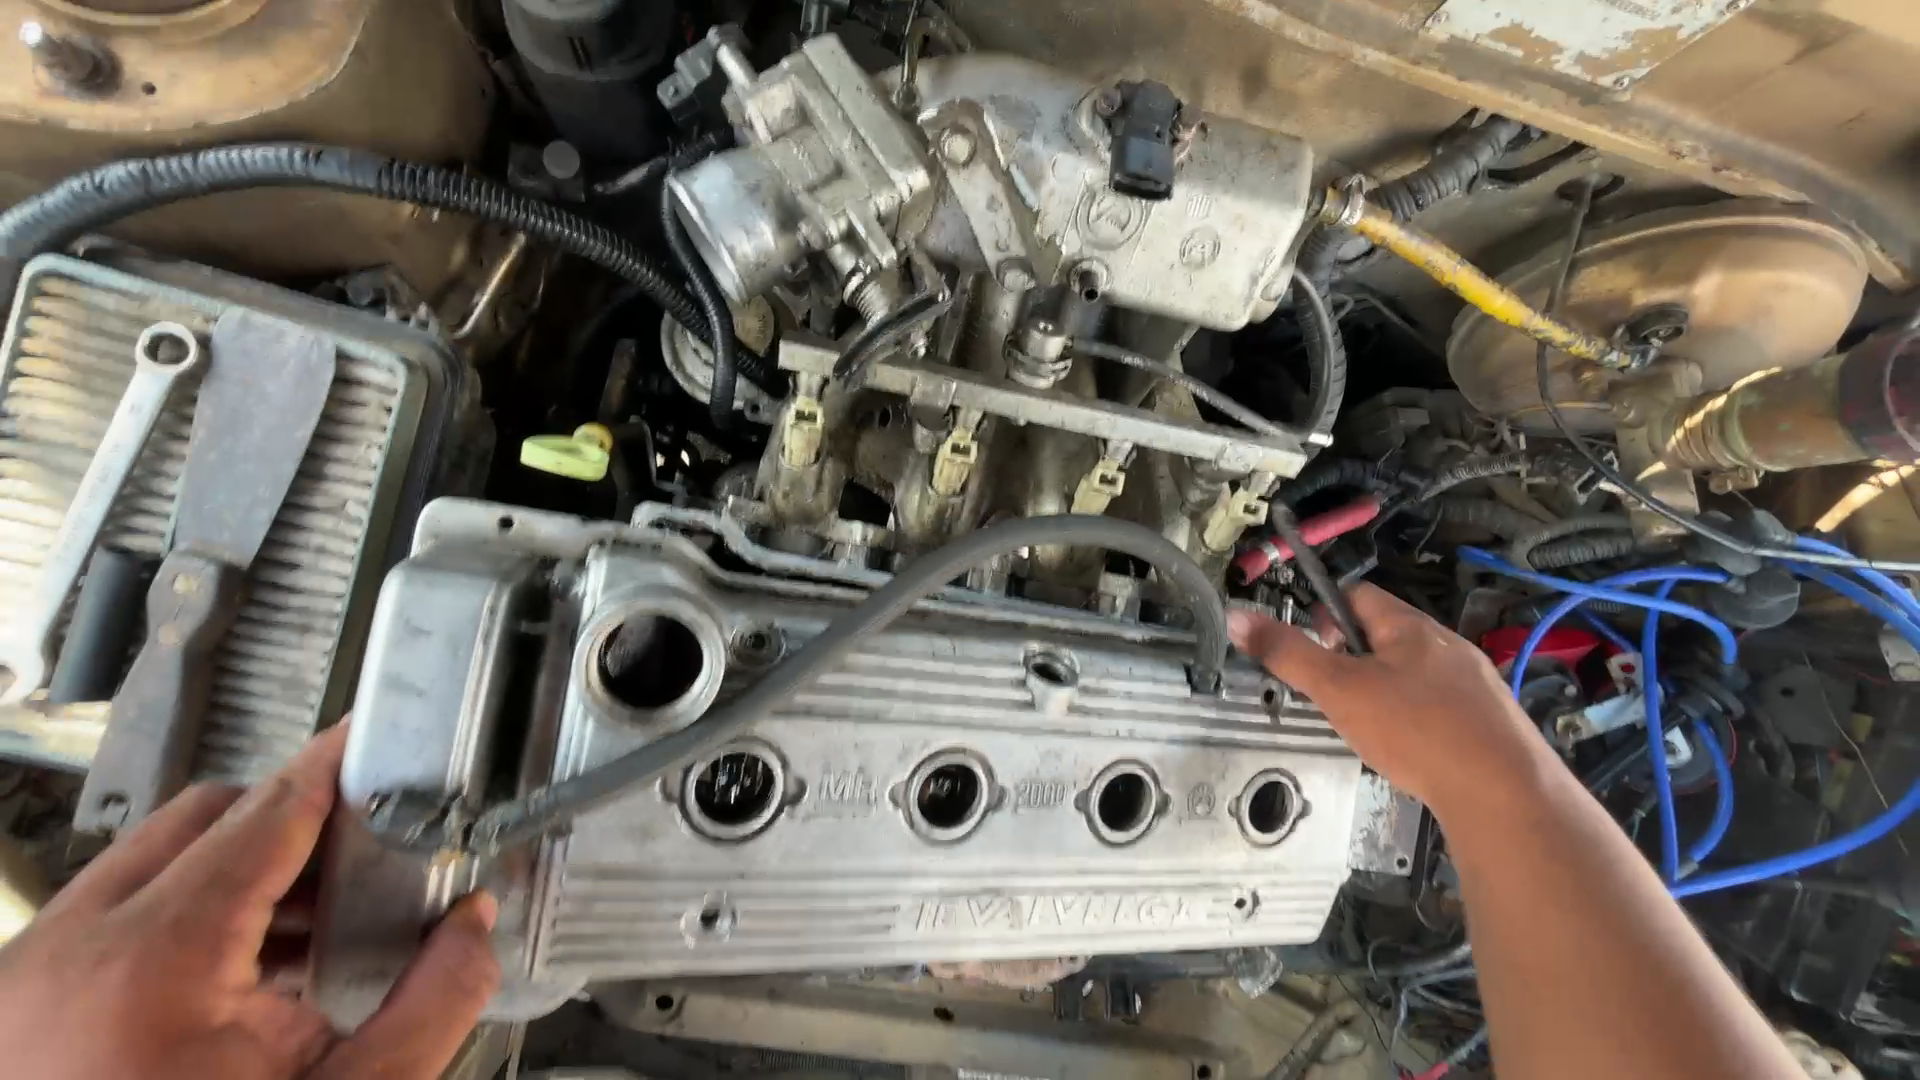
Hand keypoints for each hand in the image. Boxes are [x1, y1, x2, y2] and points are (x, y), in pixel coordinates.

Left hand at [0, 724, 501, 1079]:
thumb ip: (434, 1002)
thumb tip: (475, 920)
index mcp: (146, 962)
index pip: (268, 813)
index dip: (335, 763)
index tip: (382, 730)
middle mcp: (60, 952)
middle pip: (205, 817)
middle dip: (296, 815)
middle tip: (372, 842)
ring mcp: (19, 981)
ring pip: (155, 859)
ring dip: (248, 862)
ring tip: (322, 908)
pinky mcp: (12, 1007)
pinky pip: (115, 912)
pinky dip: (197, 908)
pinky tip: (256, 959)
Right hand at [1229, 584, 1560, 824]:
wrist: (1506, 795)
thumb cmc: (1415, 729)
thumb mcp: (1337, 689)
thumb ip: (1287, 653)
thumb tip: (1237, 617)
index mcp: (1409, 626)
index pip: (1357, 594)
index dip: (1325, 612)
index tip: (1311, 648)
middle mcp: (1446, 644)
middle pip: (1385, 632)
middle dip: (1351, 655)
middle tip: (1331, 690)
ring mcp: (1474, 683)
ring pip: (1413, 670)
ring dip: (1383, 685)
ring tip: (1365, 722)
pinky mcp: (1490, 721)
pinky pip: (1439, 702)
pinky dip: (1415, 715)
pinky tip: (1408, 747)